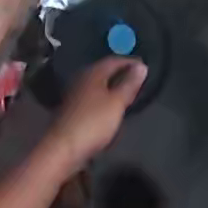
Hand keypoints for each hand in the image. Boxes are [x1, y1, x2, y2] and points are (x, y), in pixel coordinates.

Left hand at [42, 57, 146, 175]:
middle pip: (104, 70)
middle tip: (138, 77)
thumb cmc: (93, 122)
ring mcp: (76, 93)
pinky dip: (105, 96)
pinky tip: (111, 105)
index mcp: (92, 73)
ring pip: (99, 83)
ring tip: (128, 91)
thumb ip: (129, 84)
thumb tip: (141, 66)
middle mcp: (82, 78)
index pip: (113, 60)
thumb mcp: (116, 103)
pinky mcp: (74, 108)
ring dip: (113, 85)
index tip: (144, 66)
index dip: (129, 62)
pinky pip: (94, 95)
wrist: (64, 147)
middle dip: (121, 72)